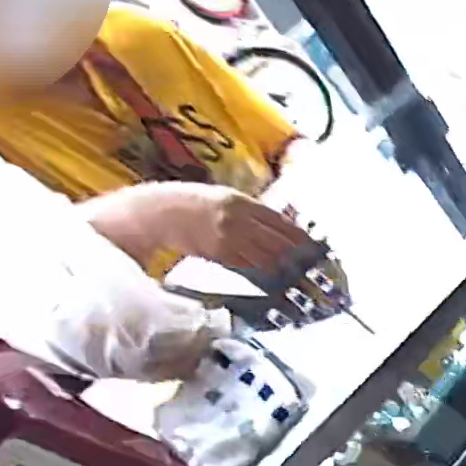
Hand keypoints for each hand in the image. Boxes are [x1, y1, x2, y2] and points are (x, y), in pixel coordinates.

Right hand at [87, 182, 313, 272]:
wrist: (152, 213)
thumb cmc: (188, 202)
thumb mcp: (222, 197)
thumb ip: (252, 210)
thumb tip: (283, 224)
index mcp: (239, 202)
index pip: (280, 221)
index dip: (300, 235)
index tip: (314, 244)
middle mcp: (237, 219)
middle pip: (279, 241)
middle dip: (297, 252)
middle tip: (310, 261)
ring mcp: (228, 238)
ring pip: (267, 256)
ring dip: (282, 263)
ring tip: (294, 268)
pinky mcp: (219, 254)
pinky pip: (249, 264)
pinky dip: (261, 267)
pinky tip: (268, 269)